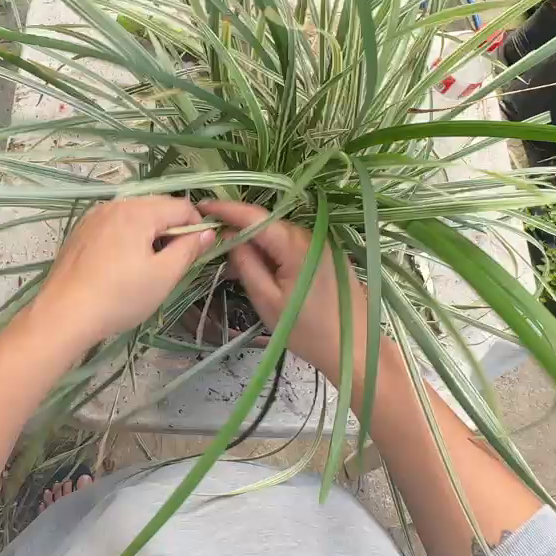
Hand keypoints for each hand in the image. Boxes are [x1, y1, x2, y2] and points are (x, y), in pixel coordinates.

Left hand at [27, 196, 216, 347]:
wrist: (63, 316)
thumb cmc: (119, 297)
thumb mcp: (163, 276)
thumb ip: (188, 249)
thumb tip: (207, 233)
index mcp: (138, 211)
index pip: (181, 206)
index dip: (197, 226)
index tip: (196, 252)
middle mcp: (115, 205)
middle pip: (157, 206)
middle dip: (172, 228)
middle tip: (172, 262)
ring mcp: (94, 216)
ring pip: (135, 215)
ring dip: (150, 233)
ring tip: (147, 266)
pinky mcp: (81, 231)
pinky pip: (115, 224)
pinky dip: (127, 237)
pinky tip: (122, 265)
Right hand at [197, 200, 372, 379]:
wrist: (355, 350)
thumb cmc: (308, 332)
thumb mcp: (267, 300)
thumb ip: (245, 263)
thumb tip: (228, 236)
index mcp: (294, 243)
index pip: (253, 215)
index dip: (225, 209)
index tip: (199, 206)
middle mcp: (309, 235)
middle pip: (265, 224)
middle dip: (237, 231)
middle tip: (213, 250)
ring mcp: (321, 243)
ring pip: (278, 235)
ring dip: (256, 245)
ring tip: (235, 268)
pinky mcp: (328, 254)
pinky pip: (293, 245)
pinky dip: (274, 252)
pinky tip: (263, 272)